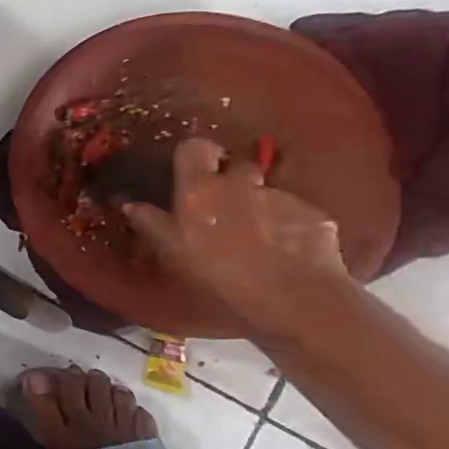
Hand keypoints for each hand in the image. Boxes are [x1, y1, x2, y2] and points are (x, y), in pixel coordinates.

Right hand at [122, 138, 355, 339]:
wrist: (297, 301)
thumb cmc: (220, 275)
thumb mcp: (171, 252)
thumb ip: (150, 223)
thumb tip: (131, 204)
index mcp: (200, 188)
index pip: (194, 148)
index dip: (194, 154)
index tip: (192, 169)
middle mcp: (241, 184)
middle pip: (237, 165)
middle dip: (231, 179)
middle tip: (223, 207)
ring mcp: (283, 198)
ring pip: (266, 192)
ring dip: (258, 206)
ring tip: (257, 238)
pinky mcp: (317, 217)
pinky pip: (295, 213)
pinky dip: (288, 225)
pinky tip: (285, 252)